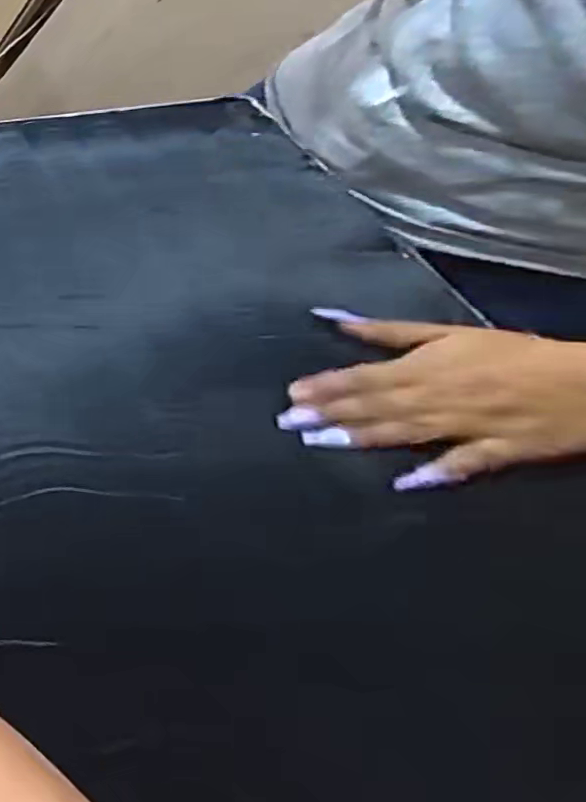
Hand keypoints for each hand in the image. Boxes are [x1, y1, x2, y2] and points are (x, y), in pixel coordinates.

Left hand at [278, 311, 585, 490]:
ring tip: (319, 443)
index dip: (324, 387)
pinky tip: (406, 483)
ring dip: (360, 438)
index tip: (291, 394)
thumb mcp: (445, 333)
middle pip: (374, 406)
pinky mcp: (504, 449)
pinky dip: (439, 472)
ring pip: (405, 432)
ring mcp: (469, 425)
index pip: (361, 379)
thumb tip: (331, 318)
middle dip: (328, 414)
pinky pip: (468, 463)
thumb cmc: (514, 353)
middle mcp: (436, 397)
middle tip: (287, 422)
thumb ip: (385, 330)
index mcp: (421, 369)